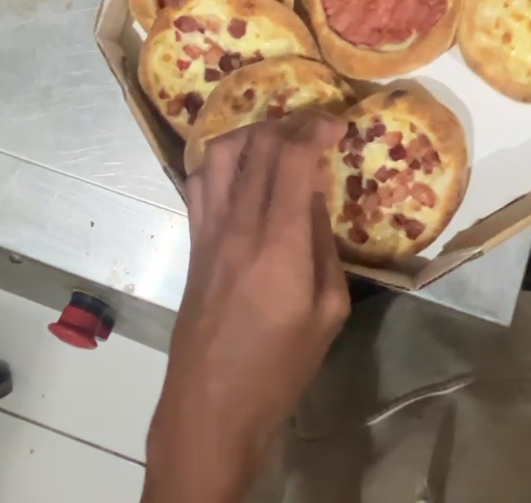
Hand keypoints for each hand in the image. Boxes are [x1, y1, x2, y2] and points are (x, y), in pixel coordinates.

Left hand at [143, 111, 350, 502]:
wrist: (210, 407)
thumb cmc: (279, 370)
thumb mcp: (328, 313)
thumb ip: (323, 246)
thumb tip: (313, 197)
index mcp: (279, 246)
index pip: (292, 159)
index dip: (315, 129)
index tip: (338, 125)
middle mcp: (238, 226)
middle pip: (258, 145)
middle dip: (292, 123)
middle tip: (318, 126)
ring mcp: (208, 230)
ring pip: (221, 152)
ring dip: (254, 132)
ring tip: (281, 138)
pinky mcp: (192, 240)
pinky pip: (201, 181)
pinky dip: (224, 158)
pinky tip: (244, 166)